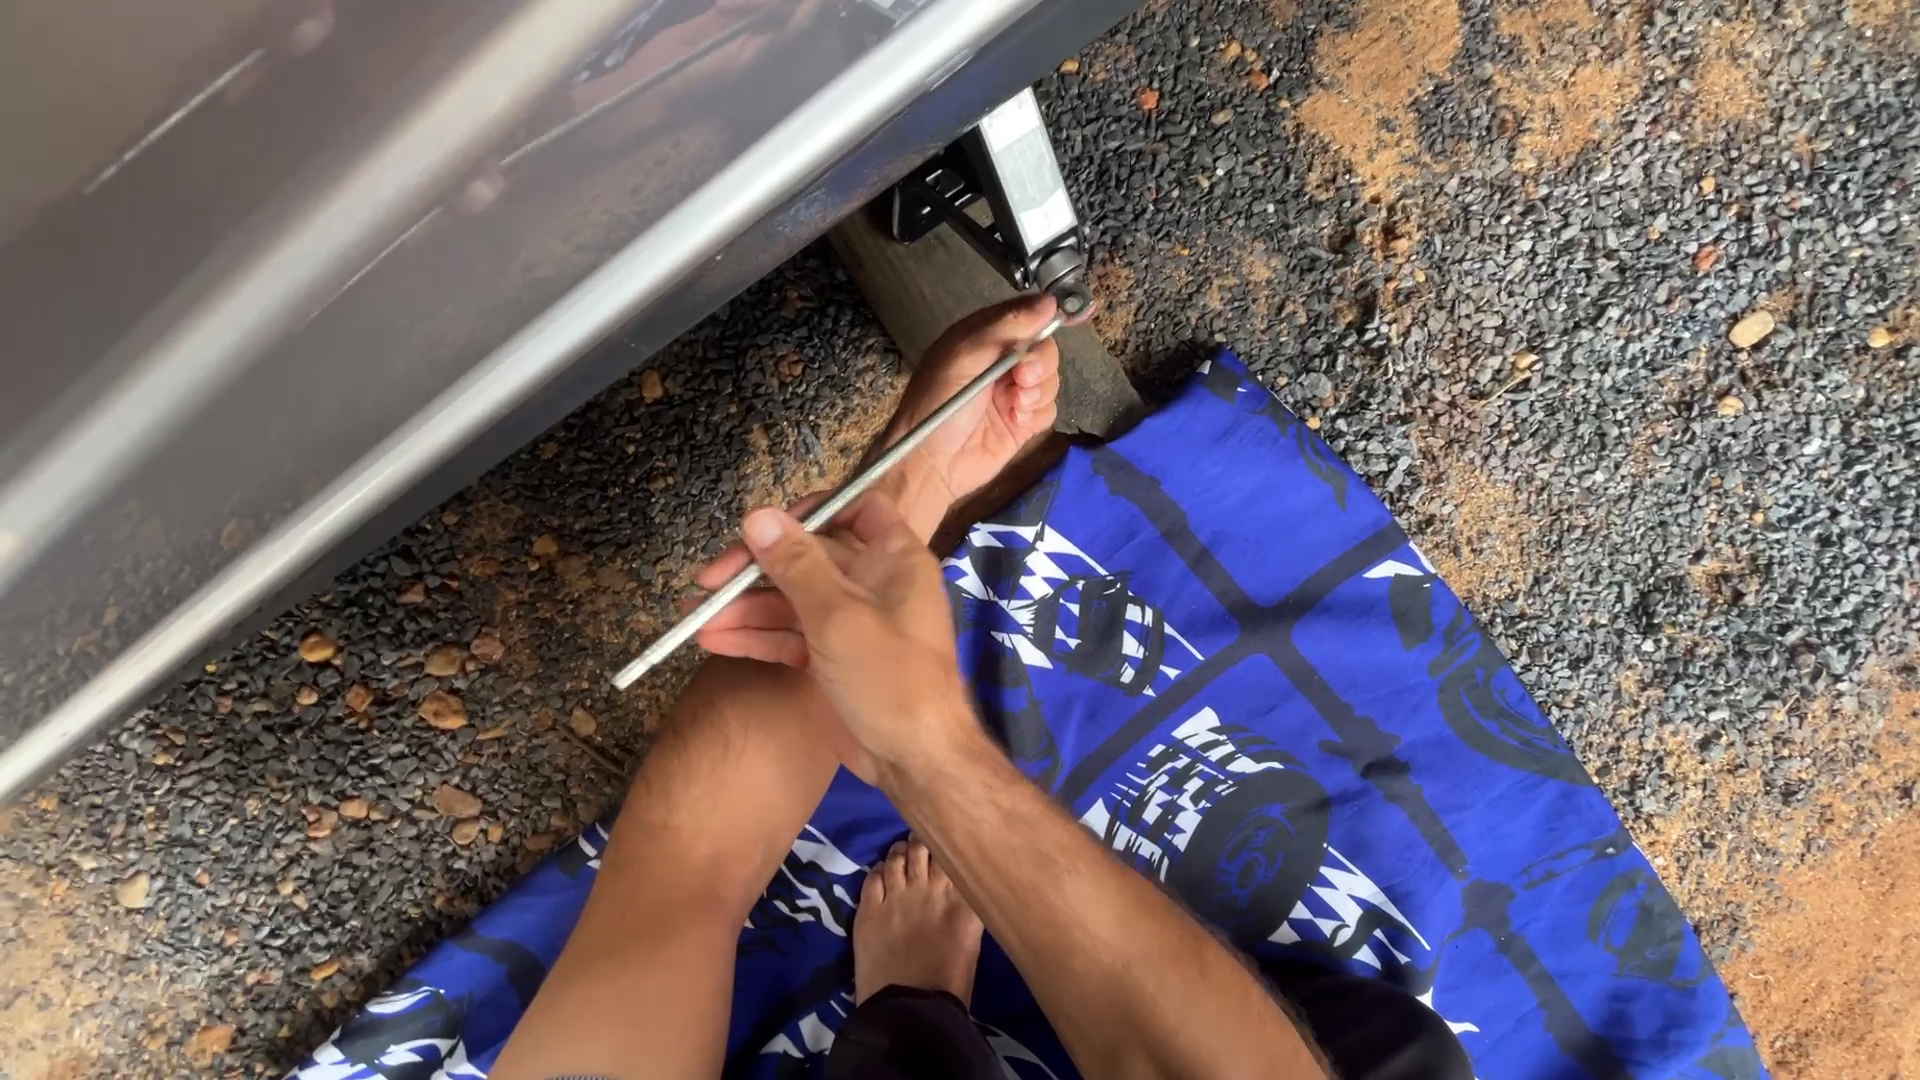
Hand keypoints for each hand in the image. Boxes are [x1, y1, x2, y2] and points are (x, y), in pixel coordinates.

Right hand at [698, 495, 978, 785]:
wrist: (913, 760)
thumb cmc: (890, 677)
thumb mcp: (838, 616)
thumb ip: (796, 564)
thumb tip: (757, 516)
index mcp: (894, 559)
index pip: (858, 509)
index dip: (813, 510)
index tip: (765, 524)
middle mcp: (874, 582)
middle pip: (809, 556)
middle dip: (757, 568)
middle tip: (706, 582)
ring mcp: (851, 621)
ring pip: (793, 599)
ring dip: (746, 607)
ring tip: (695, 618)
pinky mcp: (832, 657)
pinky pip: (790, 635)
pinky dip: (757, 637)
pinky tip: (714, 640)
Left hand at [882, 294, 1063, 530]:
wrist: (931, 465)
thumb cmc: (938, 405)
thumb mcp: (964, 357)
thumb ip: (1006, 327)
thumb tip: (1049, 302)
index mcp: (981, 339)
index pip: (1024, 316)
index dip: (1044, 318)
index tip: (1060, 321)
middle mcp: (999, 363)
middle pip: (1043, 348)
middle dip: (1040, 362)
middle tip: (1022, 379)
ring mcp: (1012, 394)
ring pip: (1050, 379)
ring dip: (1039, 390)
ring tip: (1015, 405)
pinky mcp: (1022, 423)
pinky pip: (1049, 409)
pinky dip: (1038, 413)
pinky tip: (1018, 421)